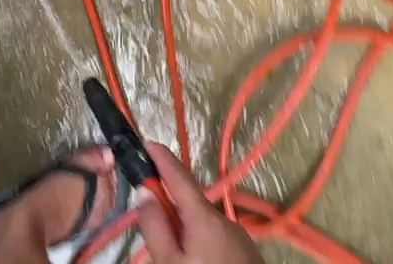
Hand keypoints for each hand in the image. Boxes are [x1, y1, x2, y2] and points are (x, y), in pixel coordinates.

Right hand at [137, 142, 264, 263]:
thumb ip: (154, 225)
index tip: (144, 141)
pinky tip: (194, 262)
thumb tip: (145, 192)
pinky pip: (216, 239)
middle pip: (189, 202)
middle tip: (150, 224)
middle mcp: (226, 221)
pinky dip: (200, 242)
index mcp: (205, 217)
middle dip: (168, 205)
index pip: (178, 174)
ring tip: (173, 255)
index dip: (159, 155)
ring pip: (203, 223)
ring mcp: (241, 239)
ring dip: (184, 228)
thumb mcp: (168, 263)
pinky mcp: (248, 256)